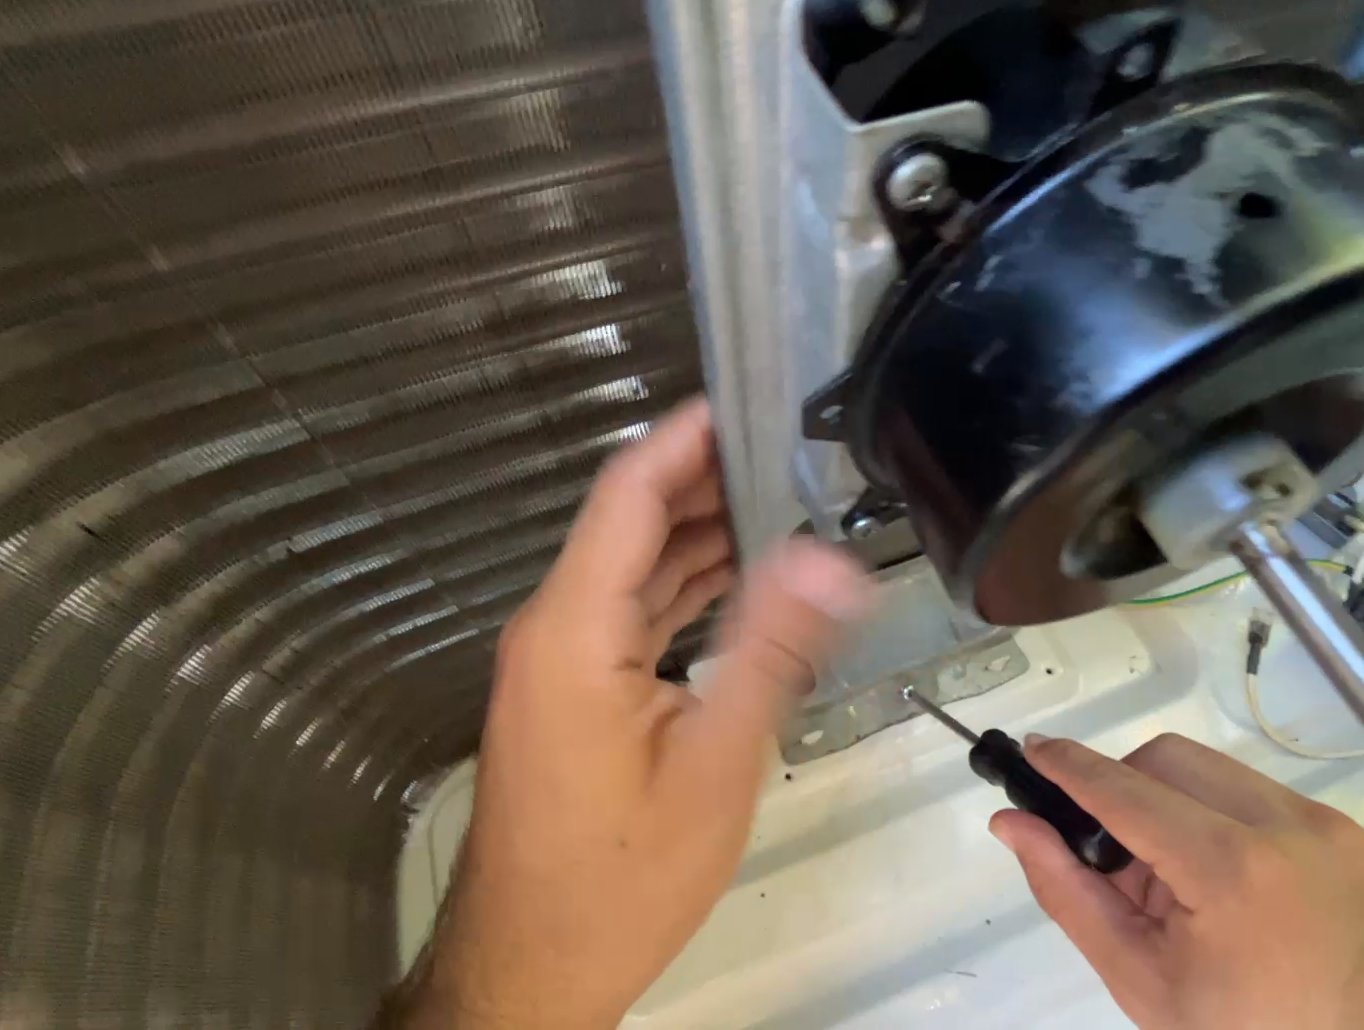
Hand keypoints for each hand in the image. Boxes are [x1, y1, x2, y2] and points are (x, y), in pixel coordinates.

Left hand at [389, 399, 870, 1028]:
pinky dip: (686, 584)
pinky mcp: (575, 684)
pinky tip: (739, 575)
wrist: (532, 967)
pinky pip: (634, 609)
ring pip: (636, 565)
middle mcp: (557, 623)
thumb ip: (772, 650)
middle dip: (706, 476)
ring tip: (780, 498)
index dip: (684, 436)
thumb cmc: (623, 874)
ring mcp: (562, 655)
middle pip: (633, 520)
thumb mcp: (715, 762)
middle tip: (789, 446)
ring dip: (700, 530)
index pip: (630, 493)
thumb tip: (831, 560)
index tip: (745, 396)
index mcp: (576, 626)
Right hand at [991, 734, 1363, 1029]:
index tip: (1030, 749)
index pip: (1124, 791)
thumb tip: (1012, 823)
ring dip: (1168, 798)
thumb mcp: (1144, 984)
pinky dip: (1215, 814)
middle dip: (1122, 786)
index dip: (1068, 765)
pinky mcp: (1349, 833)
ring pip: (1209, 767)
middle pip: (1165, 759)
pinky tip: (1220, 880)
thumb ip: (1067, 893)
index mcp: (1233, 872)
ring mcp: (1327, 826)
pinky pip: (1253, 792)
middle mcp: (1286, 827)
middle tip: (1112, 852)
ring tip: (1171, 876)